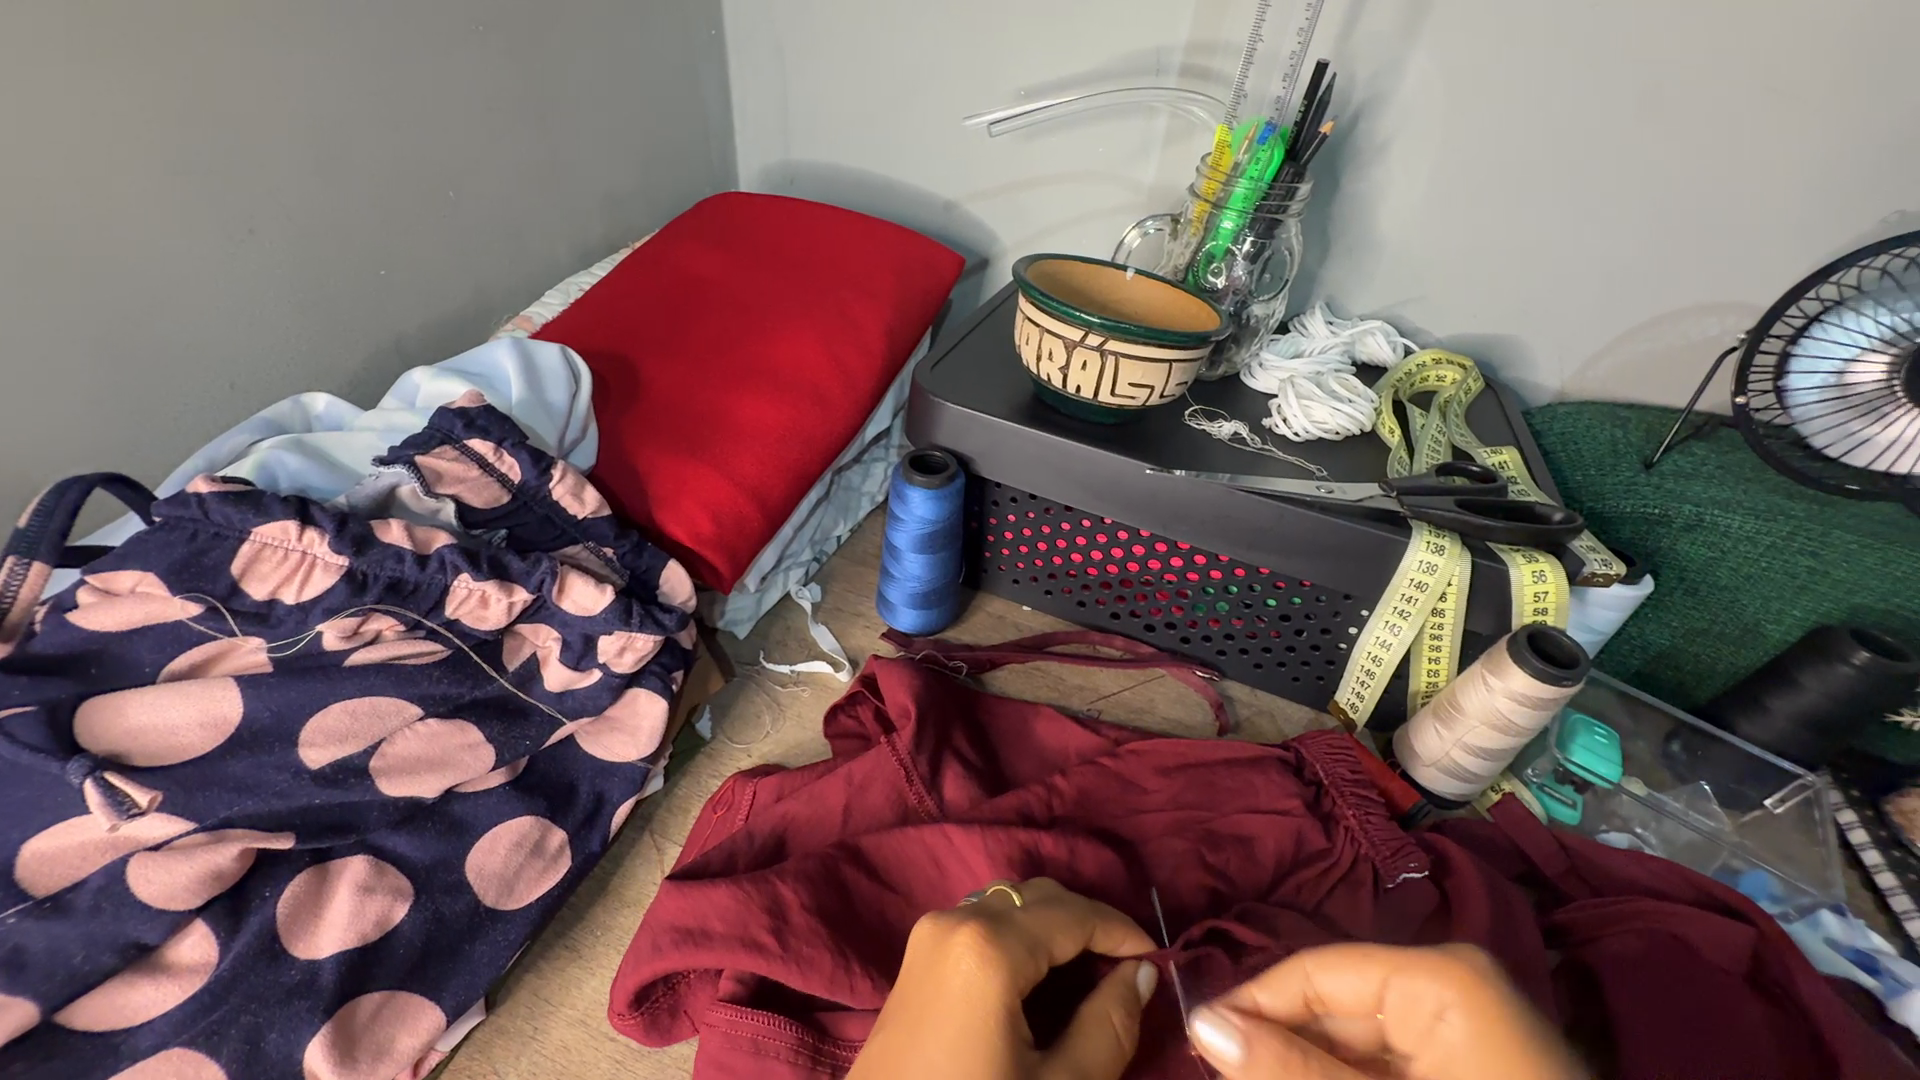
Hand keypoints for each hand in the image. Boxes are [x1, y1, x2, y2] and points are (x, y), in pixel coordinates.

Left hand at [848, 878, 1159, 1079]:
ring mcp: (930, 933)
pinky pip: (983, 921)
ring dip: (1054, 928)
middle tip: (1128, 971)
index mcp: (988, 944)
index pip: (1073, 913)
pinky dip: (1021, 936)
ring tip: (1091, 974)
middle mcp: (956, 919)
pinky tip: (1043, 977)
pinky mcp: (918, 954)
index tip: (1160, 961)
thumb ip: (1107, 1024)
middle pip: (1039, 897)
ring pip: (1010, 904)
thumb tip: (1140, 974)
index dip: (1122, 932)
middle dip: (1089, 925)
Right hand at [1185, 943, 1584, 1079]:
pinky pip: (1389, 1066)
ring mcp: (1466, 1030)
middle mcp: (1451, 986)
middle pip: (1333, 1007)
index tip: (1198, 1046)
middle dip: (1282, 1049)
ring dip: (1309, 1070)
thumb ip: (1293, 1071)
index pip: (1313, 971)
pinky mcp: (1471, 1067)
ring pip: (1356, 1043)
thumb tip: (1201, 1022)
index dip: (1251, 1005)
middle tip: (1227, 1078)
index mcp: (1439, 978)